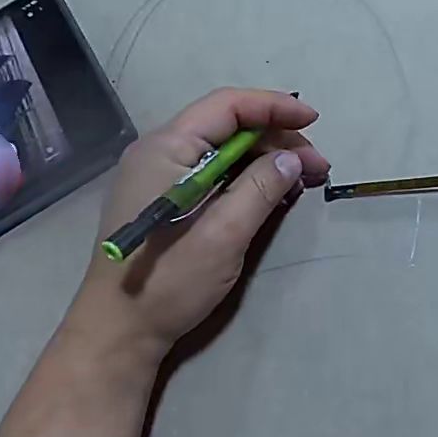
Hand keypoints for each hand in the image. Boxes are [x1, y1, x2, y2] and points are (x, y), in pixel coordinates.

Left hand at [64, 89, 329, 358]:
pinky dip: (245, 180)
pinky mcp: (165, 200)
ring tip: (303, 181)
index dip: (273, 107)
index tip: (313, 121)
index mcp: (166, 148)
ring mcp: (159, 177)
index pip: (226, 106)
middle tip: (318, 167)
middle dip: (275, 141)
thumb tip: (291, 158)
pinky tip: (272, 193)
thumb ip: (260, 188)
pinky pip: (212, 176)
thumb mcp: (224, 233)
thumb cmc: (169, 281)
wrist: (120, 330)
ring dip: (264, 161)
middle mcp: (159, 152)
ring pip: (222, 153)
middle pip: (226, 128)